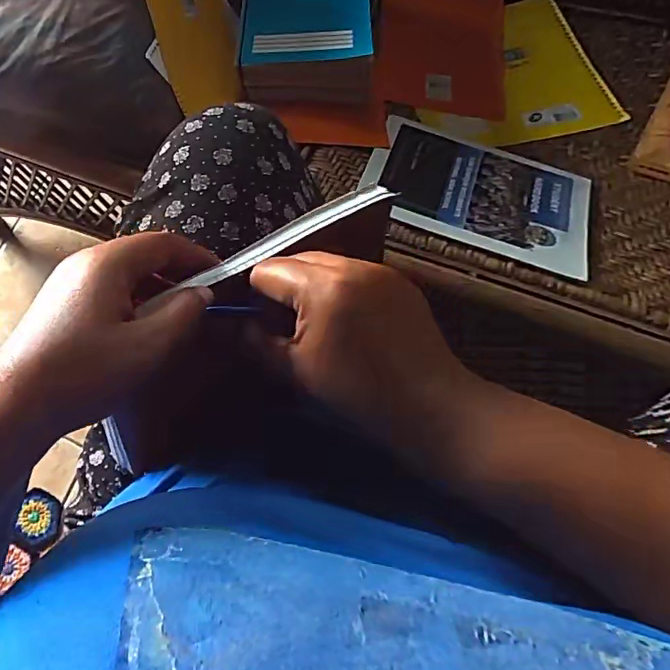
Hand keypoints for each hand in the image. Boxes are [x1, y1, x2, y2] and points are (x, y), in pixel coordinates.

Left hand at [0, 232, 217, 440]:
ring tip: (178, 318)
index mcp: (107, 263)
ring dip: (157, 289)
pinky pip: (108, 290)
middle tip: (204, 299)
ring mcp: (69, 282)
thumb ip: (182, 314)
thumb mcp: (146, 346)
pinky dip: (134, 300)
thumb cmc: (83, 372)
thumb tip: (201, 294)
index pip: (164, 242)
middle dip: (178, 273)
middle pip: (143, 254)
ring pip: (126, 274)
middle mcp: (86, 262)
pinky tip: (142, 329)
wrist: (14, 404)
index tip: (223, 276)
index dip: (198, 256)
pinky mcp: (61, 303)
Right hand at [248, 253, 489, 462]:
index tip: (254, 323)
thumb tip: (237, 324)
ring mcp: (379, 270)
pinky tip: (346, 324)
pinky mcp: (398, 281)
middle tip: (282, 327)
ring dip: (311, 287)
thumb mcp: (297, 373)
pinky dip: (340, 290)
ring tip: (316, 327)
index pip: (266, 270)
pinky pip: (354, 274)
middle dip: (282, 288)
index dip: (252, 295)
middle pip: (296, 261)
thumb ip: (258, 342)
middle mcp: (351, 265)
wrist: (432, 408)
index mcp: (322, 285)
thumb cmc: (359, 396)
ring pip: (326, 265)